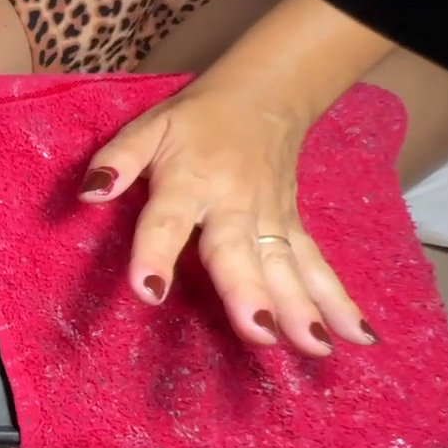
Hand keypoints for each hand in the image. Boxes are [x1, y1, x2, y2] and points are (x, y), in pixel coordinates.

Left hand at [83, 80, 375, 356]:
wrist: (263, 99)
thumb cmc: (191, 122)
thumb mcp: (144, 130)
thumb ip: (115, 161)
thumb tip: (89, 193)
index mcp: (188, 184)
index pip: (166, 223)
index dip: (155, 256)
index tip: (149, 291)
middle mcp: (233, 206)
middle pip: (238, 254)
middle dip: (248, 294)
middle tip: (257, 333)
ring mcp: (269, 219)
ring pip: (287, 266)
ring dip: (302, 308)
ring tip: (313, 348)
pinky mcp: (292, 227)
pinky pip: (316, 265)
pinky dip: (340, 299)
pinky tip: (358, 335)